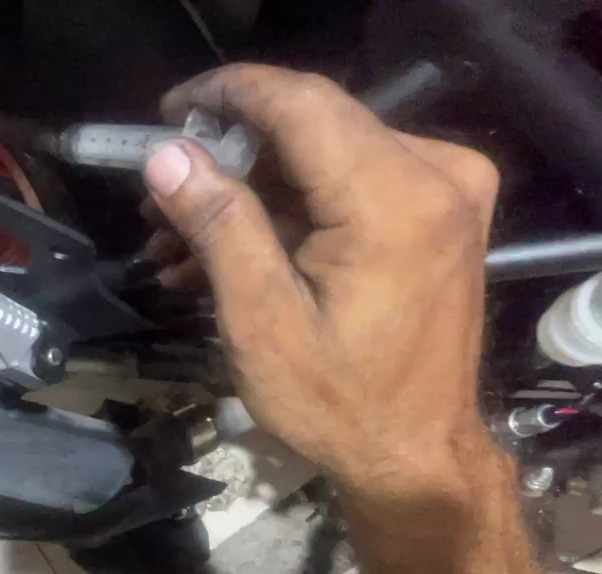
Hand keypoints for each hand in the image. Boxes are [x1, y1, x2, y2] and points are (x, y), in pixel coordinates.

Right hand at [142, 64, 499, 496]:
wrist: (412, 449)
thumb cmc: (334, 401)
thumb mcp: (261, 321)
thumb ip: (220, 228)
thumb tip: (168, 158)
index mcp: (394, 198)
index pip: (302, 105)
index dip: (228, 95)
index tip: (167, 112)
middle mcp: (436, 172)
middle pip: (311, 129)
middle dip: (226, 161)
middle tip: (158, 205)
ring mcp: (444, 190)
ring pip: (322, 159)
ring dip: (246, 196)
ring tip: (177, 246)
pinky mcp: (436, 213)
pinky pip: (346, 188)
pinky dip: (284, 215)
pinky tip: (228, 257)